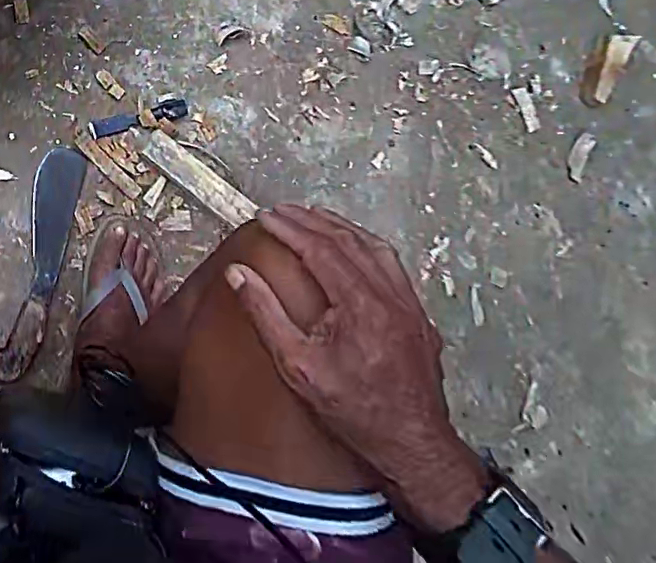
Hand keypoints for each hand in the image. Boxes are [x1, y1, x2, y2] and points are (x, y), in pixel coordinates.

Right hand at [226, 205, 490, 532]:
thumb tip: (237, 273)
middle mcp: (388, 295)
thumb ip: (264, 313)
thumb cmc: (353, 411)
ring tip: (312, 214)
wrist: (412, 445)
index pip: (318, 248)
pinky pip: (390, 263)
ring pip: (371, 246)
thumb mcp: (296, 366)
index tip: (266, 216)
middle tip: (282, 210)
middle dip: (309, 220)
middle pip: (344, 240)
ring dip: (339, 225)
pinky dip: (365, 243)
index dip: (289, 228)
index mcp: (359, 304)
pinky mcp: (418, 313)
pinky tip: (354, 242)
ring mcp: (408, 302)